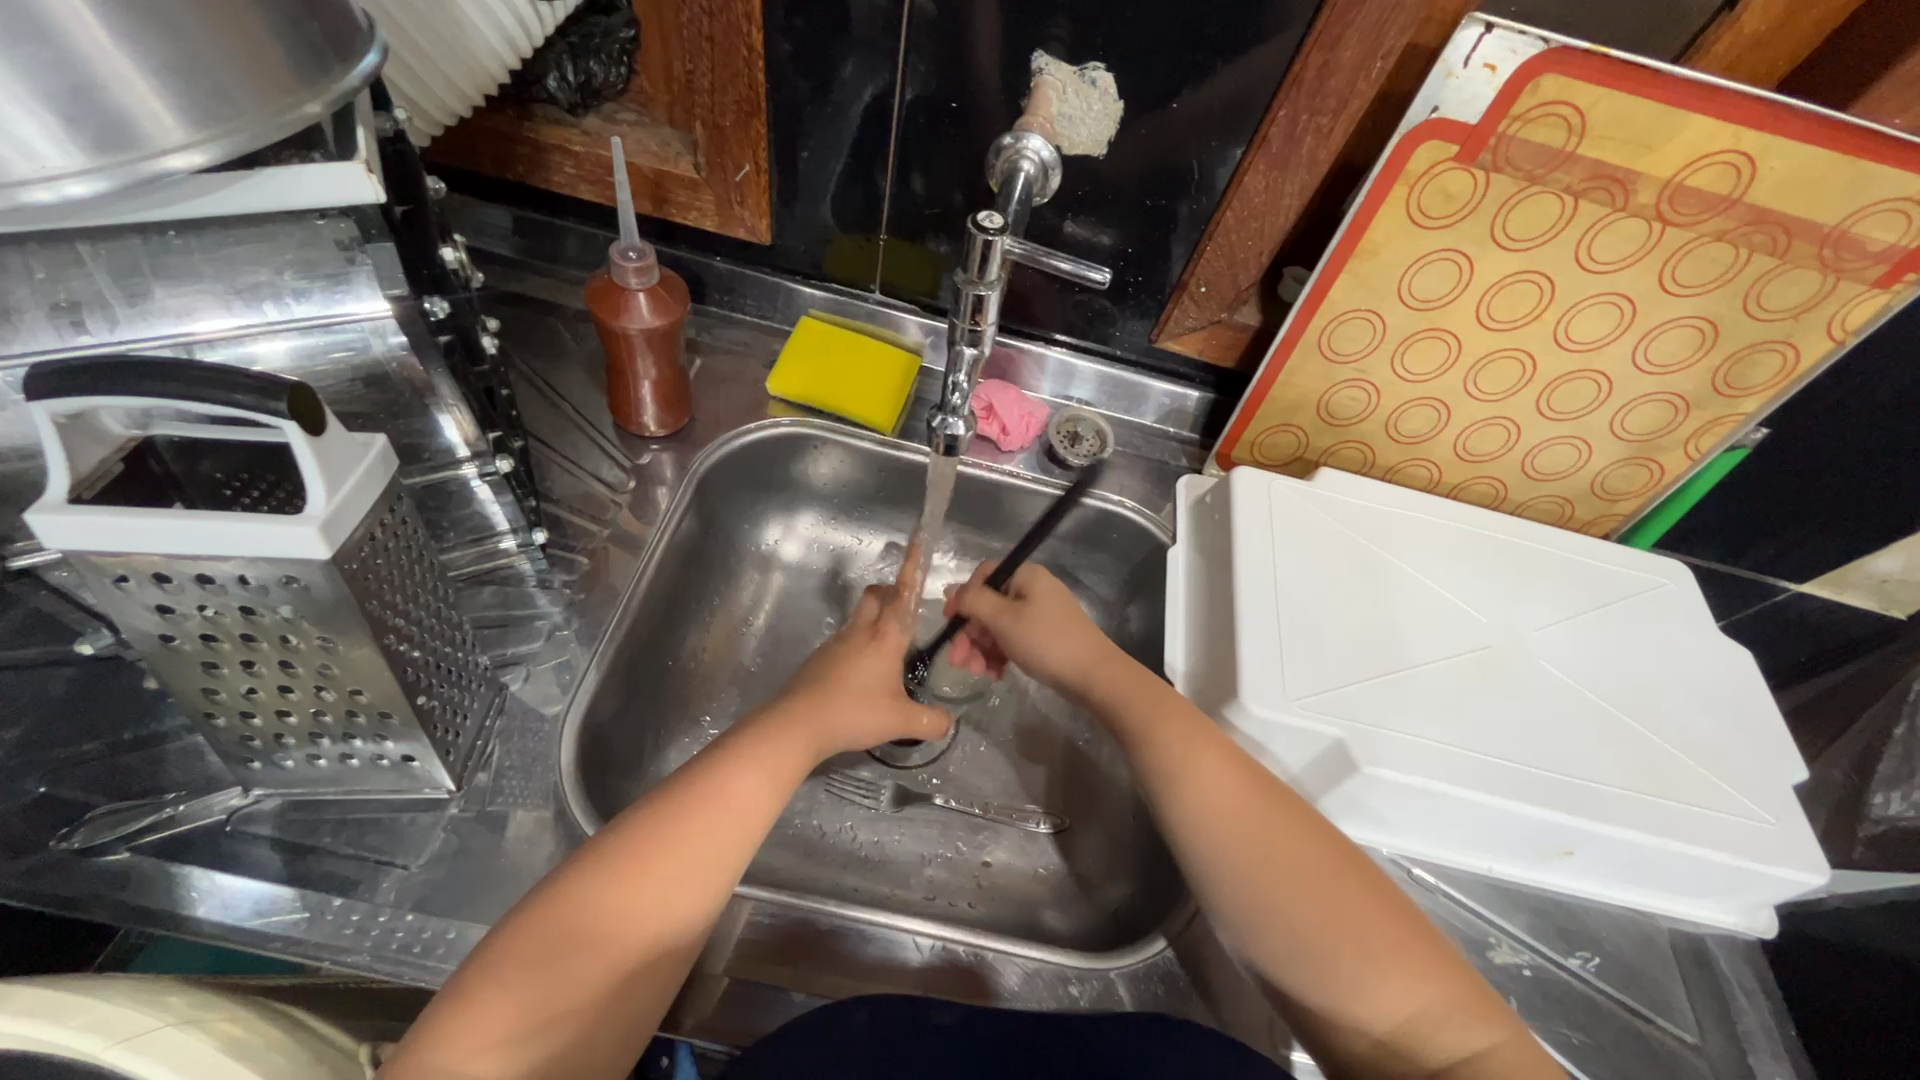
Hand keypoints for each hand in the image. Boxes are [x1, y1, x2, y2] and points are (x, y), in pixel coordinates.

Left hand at [761, 583, 951, 760]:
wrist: (797, 724)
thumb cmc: (853, 713)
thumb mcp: (900, 721)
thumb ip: (931, 722)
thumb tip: (948, 723)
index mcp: (885, 637)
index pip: (903, 594)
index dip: (912, 567)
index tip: (917, 540)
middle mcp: (860, 632)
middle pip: (875, 595)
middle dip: (891, 592)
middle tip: (905, 610)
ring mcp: (836, 644)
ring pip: (859, 618)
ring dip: (874, 623)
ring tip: (890, 654)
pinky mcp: (819, 660)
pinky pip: (845, 642)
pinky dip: (858, 648)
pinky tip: (864, 677)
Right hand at [944, 562, 1123, 696]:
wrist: (1093, 675)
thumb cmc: (1045, 641)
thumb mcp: (1003, 619)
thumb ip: (973, 601)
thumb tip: (951, 589)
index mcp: (1025, 576)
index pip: (983, 576)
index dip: (964, 598)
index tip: (950, 623)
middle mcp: (1032, 590)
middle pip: (988, 605)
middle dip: (970, 634)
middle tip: (958, 661)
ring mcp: (1040, 614)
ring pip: (998, 626)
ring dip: (982, 648)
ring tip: (977, 673)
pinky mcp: (1045, 637)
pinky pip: (1013, 640)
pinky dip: (1000, 655)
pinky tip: (995, 674)